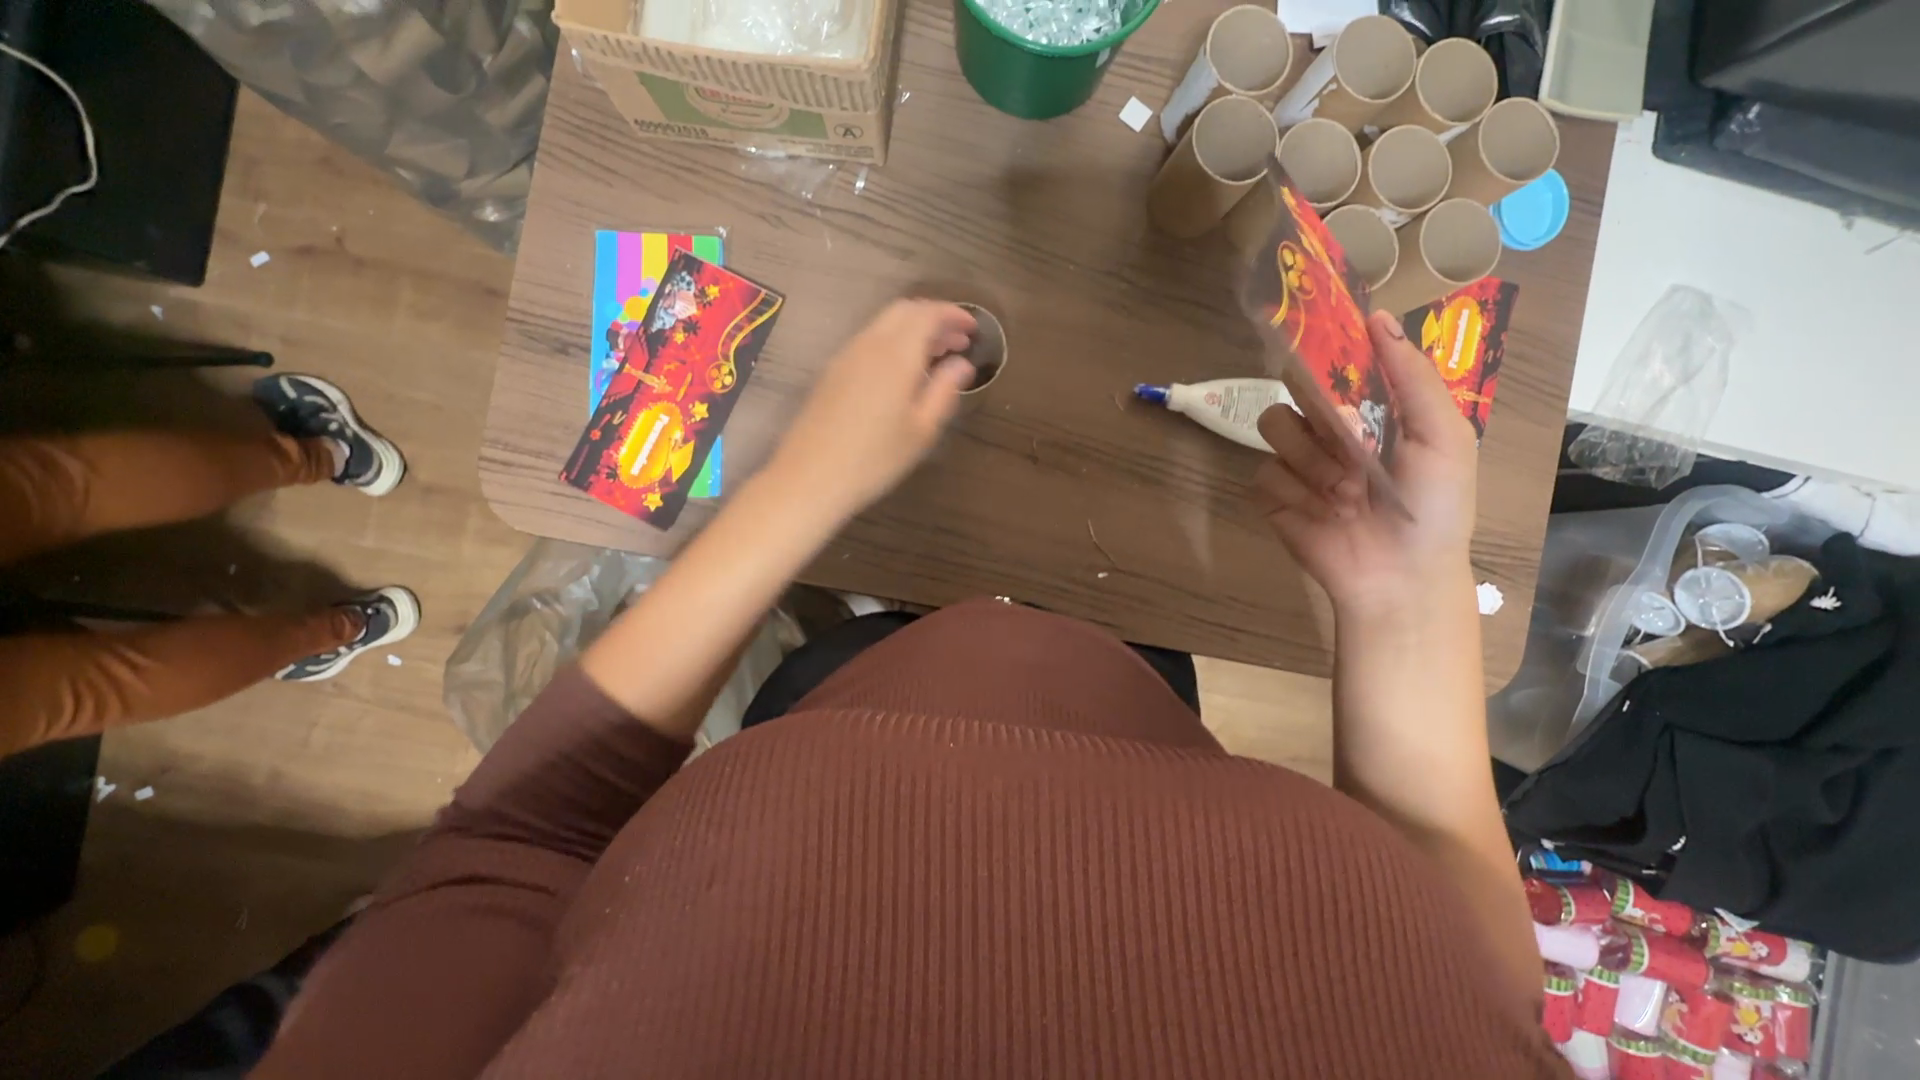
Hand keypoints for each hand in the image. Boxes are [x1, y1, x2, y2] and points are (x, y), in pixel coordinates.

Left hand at [768, 299, 976, 518]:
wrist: (810, 478)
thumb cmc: (874, 459)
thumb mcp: (921, 430)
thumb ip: (944, 390)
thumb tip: (962, 364)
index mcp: (896, 355)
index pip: (927, 314)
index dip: (953, 315)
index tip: (973, 329)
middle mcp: (868, 345)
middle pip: (903, 311)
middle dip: (933, 318)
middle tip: (956, 342)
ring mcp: (845, 357)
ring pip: (883, 325)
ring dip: (912, 331)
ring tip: (934, 357)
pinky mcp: (831, 373)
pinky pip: (868, 343)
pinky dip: (892, 344)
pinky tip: (902, 374)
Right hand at [1252, 310, 1479, 617]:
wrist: (1399, 576)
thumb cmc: (1435, 507)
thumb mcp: (1443, 436)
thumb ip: (1412, 377)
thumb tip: (1378, 317)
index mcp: (1370, 409)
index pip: (1335, 361)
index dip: (1327, 350)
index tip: (1326, 346)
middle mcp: (1329, 429)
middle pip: (1293, 386)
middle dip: (1322, 414)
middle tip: (1347, 439)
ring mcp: (1298, 461)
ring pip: (1275, 426)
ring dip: (1313, 460)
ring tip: (1346, 495)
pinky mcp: (1273, 495)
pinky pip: (1265, 472)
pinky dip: (1297, 493)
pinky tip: (1325, 515)